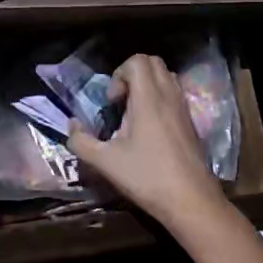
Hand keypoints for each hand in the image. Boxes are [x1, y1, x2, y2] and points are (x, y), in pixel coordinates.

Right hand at [68, 54, 227, 233]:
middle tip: (120, 102)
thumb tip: (72, 125)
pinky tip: (148, 130)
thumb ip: (80, 141)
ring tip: (133, 114)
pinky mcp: (191, 124)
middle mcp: (169, 97)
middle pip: (154, 63)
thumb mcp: (104, 162)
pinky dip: (159, 100)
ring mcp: (184, 110)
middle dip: (132, 75)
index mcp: (149, 100)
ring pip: (167, 77)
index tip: (112, 102)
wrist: (191, 201)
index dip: (119, 74)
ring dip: (147, 87)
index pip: (137, 61)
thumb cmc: (146, 177)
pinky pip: (175, 95)